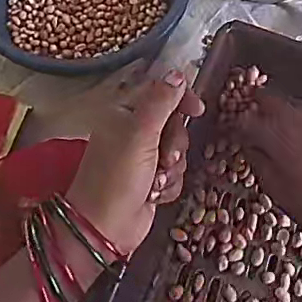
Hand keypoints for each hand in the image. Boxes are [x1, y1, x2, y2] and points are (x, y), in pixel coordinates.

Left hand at [64, 67, 203, 256]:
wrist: (104, 228)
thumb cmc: (117, 176)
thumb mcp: (140, 133)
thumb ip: (160, 101)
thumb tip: (177, 74)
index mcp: (123, 113)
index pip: (159, 92)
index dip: (180, 99)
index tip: (197, 109)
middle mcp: (132, 132)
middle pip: (174, 124)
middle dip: (175, 143)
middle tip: (164, 157)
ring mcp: (142, 157)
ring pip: (178, 151)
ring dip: (172, 168)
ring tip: (155, 180)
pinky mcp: (151, 180)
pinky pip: (175, 174)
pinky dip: (168, 184)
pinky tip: (154, 194)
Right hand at [233, 91, 301, 232]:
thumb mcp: (273, 186)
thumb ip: (256, 159)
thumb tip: (248, 145)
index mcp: (273, 132)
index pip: (244, 119)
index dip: (233, 125)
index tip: (229, 133)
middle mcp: (292, 117)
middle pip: (266, 98)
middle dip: (254, 105)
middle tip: (247, 119)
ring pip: (286, 103)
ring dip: (274, 110)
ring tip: (269, 126)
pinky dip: (293, 118)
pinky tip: (292, 133)